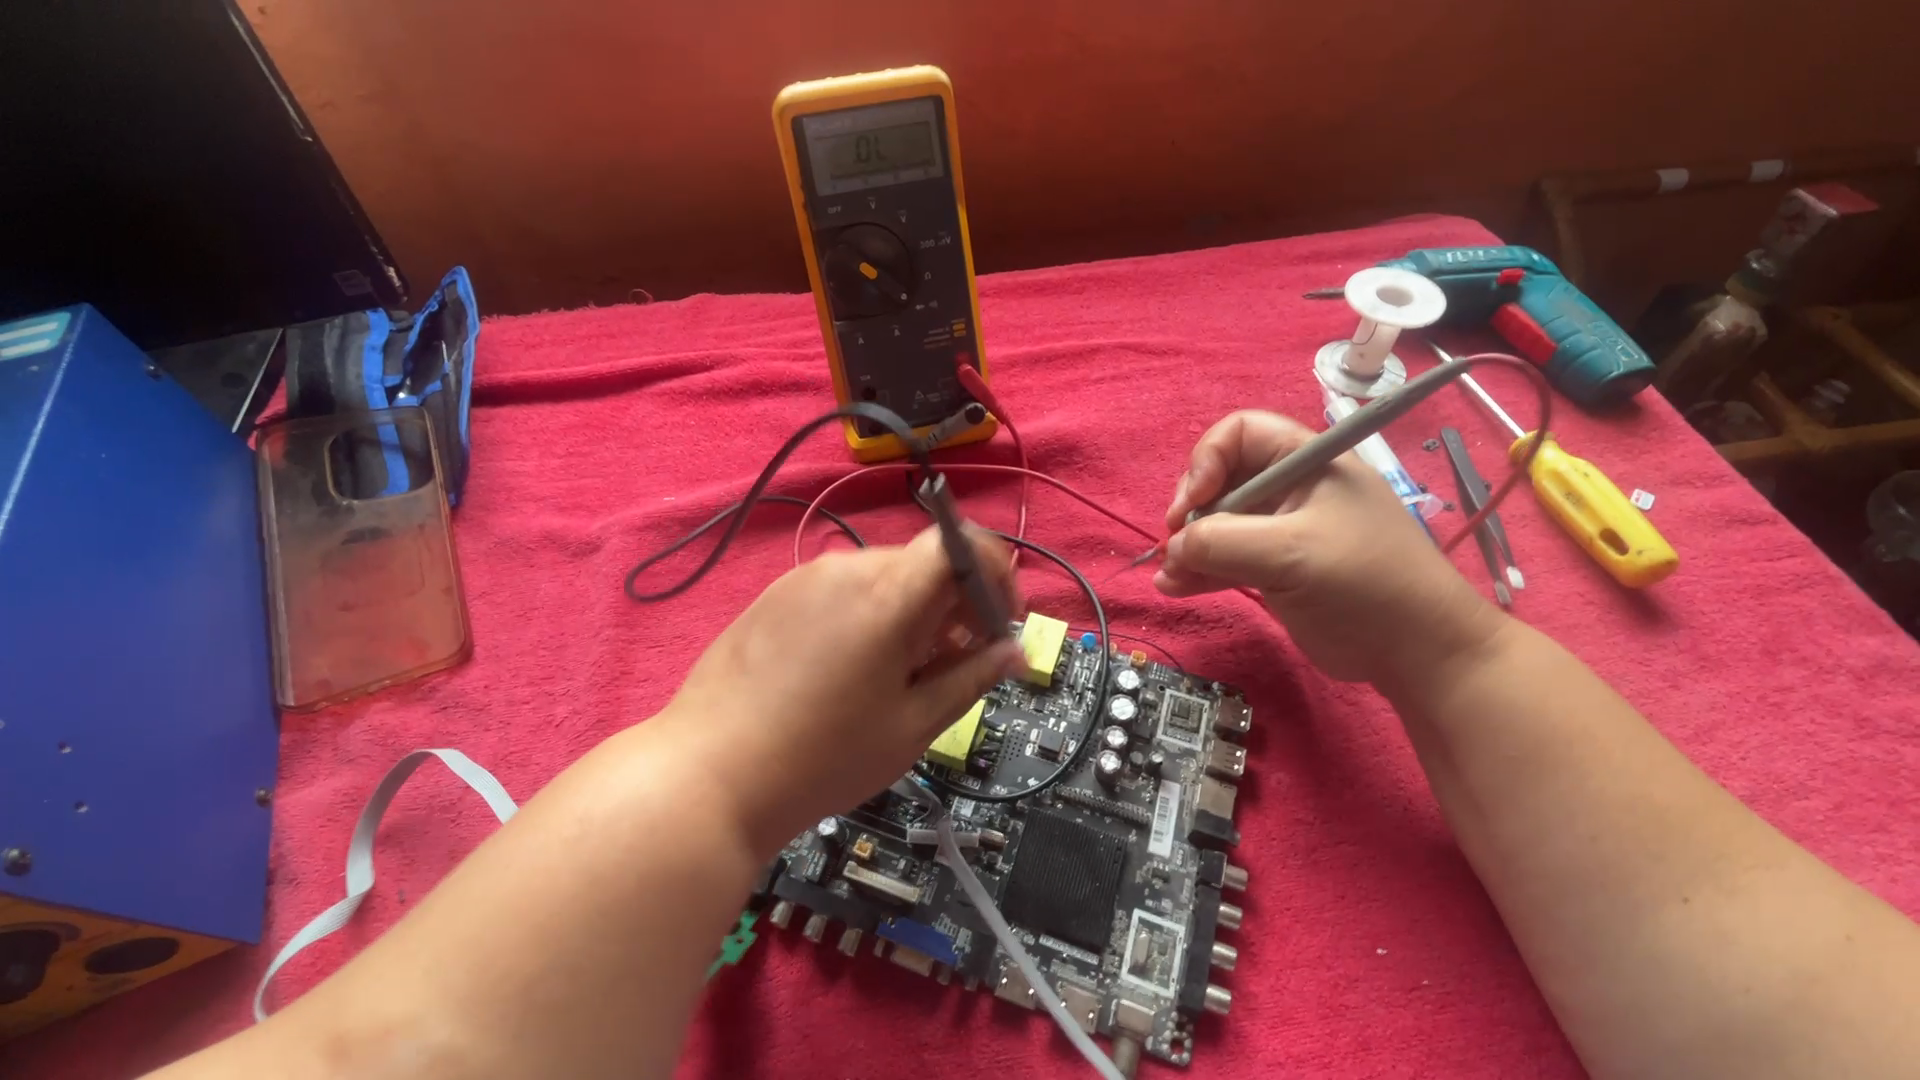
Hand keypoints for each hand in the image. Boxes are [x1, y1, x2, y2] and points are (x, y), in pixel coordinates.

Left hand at [661, 525, 1024, 850]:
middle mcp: (845, 569)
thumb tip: (1014, 653)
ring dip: (912, 611)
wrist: (709, 775)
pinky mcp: (774, 596)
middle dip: (955, 604)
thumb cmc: (824, 757)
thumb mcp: (913, 725)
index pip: (961, 544)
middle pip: (923, 563)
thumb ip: (971, 678)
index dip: (995, 575)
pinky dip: (868, 615)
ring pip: (882, 578)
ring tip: (903, 674)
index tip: (1000, 626)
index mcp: (887, 595)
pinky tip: (852, 669)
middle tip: (957, 663)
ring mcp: (803, 579)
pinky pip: (840, 591)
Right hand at [1154, 410, 1504, 687]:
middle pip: (1221, 478)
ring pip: (1218, 523)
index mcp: (1307, 463)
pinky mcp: (1275, 568)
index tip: (1194, 503)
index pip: (1240, 432)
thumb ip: (1223, 542)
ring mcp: (1282, 530)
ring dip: (1189, 546)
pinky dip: (1199, 569)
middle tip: (1179, 543)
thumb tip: (1174, 547)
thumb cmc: (1364, 584)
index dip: (1206, 460)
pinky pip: (1225, 558)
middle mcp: (1291, 488)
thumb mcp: (1290, 553)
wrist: (1415, 651)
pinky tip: (1175, 587)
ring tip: (1170, 575)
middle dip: (1193, 509)